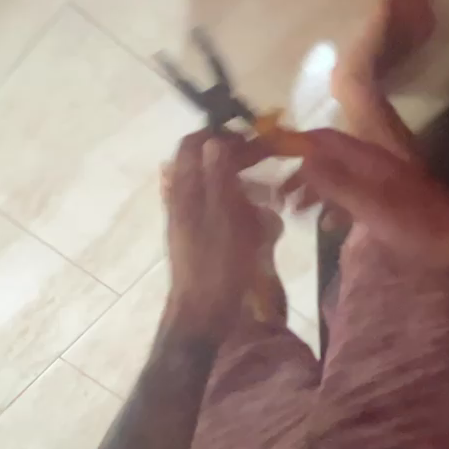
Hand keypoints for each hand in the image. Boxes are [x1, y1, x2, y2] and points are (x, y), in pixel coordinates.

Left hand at [162, 130, 279, 339]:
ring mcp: (187, 218)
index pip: (192, 145)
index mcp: (184, 191)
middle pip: (203, 163)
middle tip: (264, 163)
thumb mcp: (225, 218)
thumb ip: (218, 178)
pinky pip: (219, 210)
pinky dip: (238, 209)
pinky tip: (260, 222)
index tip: (249, 136)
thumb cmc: (217, 266)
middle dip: (235, 160)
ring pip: (213, 187)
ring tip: (267, 197)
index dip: (218, 133)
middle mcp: (181, 199)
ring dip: (240, 186)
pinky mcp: (197, 236)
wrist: (202, 314)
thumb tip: (214, 141)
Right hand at [281, 129, 448, 265]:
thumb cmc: (416, 221)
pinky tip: (326, 225)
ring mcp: (381, 181)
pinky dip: (334, 205)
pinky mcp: (389, 199)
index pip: (321, 140)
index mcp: (366, 158)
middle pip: (326, 157)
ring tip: (294, 212)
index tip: (264, 151)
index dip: (293, 142)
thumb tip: (301, 161)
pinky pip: (352, 195)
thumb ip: (336, 183)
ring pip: (338, 177)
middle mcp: (371, 162)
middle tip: (275, 195)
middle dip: (299, 172)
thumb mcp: (370, 205)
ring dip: (315, 190)